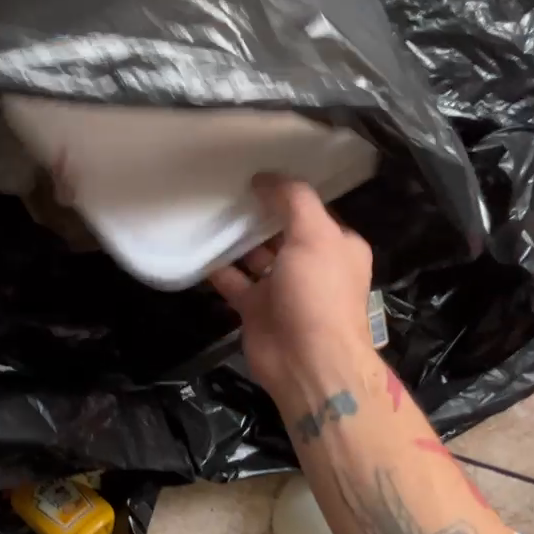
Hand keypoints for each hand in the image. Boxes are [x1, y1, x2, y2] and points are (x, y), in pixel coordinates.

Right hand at [208, 175, 375, 403]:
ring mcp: (282, 288)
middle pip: (279, 232)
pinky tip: (197, 249)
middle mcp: (310, 265)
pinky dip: (216, 269)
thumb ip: (292, 201)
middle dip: (256, 214)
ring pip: (254, 256)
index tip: (257, 173)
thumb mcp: (314, 236)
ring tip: (206, 213)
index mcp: (336, 246)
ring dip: (234, 240)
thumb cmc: (318, 294)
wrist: (305, 360)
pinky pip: (232, 281)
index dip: (287, 192)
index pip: (312, 210)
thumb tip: (265, 177)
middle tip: (224, 189)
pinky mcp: (255, 308)